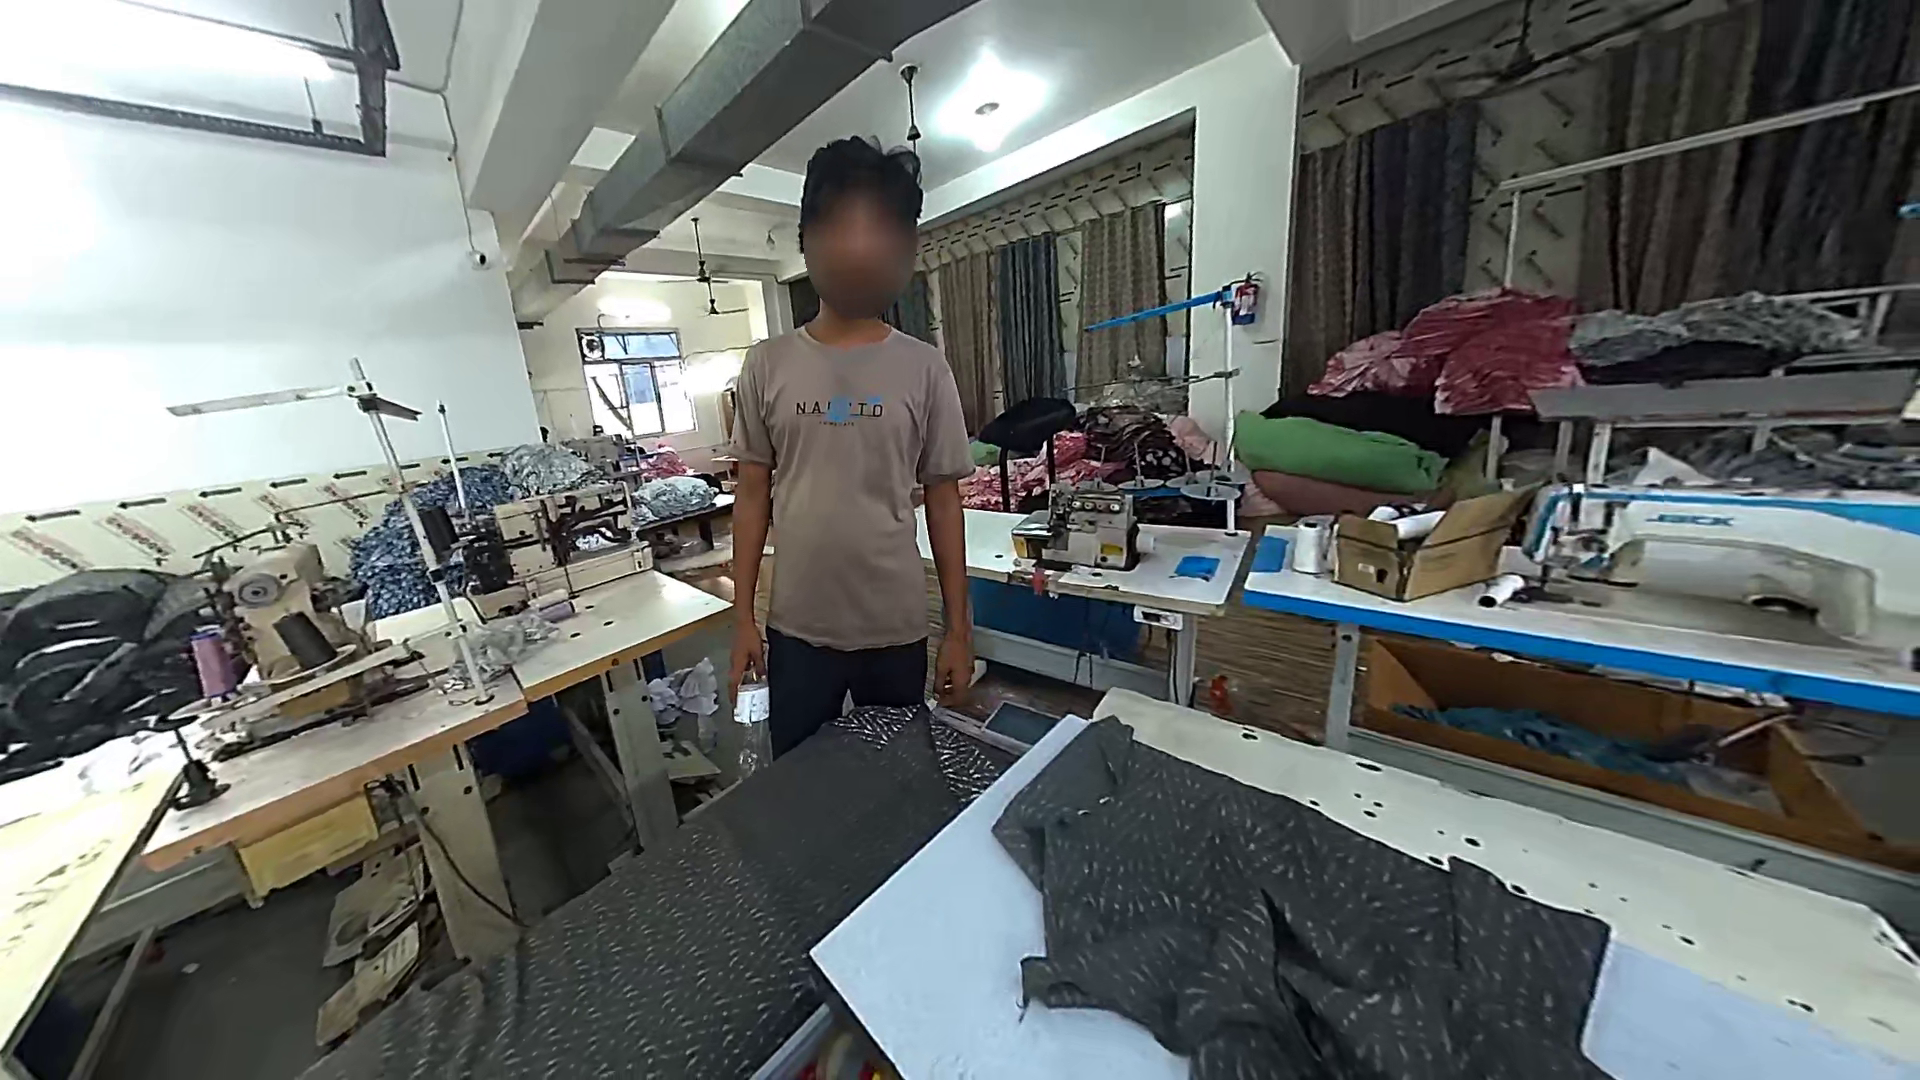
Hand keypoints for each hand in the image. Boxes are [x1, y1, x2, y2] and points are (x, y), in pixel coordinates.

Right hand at [729, 618, 764, 694]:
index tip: (734, 705)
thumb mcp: (758, 653)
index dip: (734, 695)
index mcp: (737, 665)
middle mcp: (733, 663)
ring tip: (744, 691)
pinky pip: (738, 667)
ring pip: (735, 674)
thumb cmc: (750, 638)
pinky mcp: (737, 654)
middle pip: (733, 681)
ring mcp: (734, 658)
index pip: (734, 684)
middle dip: (735, 691)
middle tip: (739, 701)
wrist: (744, 623)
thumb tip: (762, 678)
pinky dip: (742, 674)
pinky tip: (748, 675)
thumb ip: (760, 666)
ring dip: (738, 683)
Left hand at [934, 633, 974, 706]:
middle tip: (939, 696)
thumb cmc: (951, 649)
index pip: (956, 699)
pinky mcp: (969, 663)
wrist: (959, 634)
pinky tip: (947, 675)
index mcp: (962, 682)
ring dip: (951, 688)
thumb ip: (939, 683)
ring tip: (941, 686)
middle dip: (949, 696)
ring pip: (961, 684)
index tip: (938, 702)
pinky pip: (962, 676)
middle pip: (960, 693)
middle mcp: (968, 677)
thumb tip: (937, 693)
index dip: (947, 702)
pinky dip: (954, 679)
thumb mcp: (941, 669)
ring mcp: (970, 670)